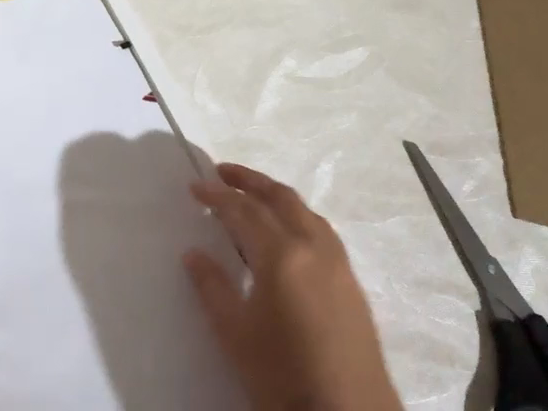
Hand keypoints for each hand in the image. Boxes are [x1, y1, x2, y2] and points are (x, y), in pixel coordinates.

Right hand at [184, 164, 402, 410]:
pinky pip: (323, 235)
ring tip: (253, 198)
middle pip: (282, 199)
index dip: (216, 195)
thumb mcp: (234, 332)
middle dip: (251, 181)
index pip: (243, 210)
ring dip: (277, 198)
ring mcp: (340, 269)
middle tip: (222, 172)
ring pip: (308, 215)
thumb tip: (194, 254)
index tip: (194, 186)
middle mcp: (314, 251)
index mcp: (282, 255)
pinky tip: (285, 238)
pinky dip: (298, 220)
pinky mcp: (354, 289)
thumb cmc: (283, 374)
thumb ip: (212, 287)